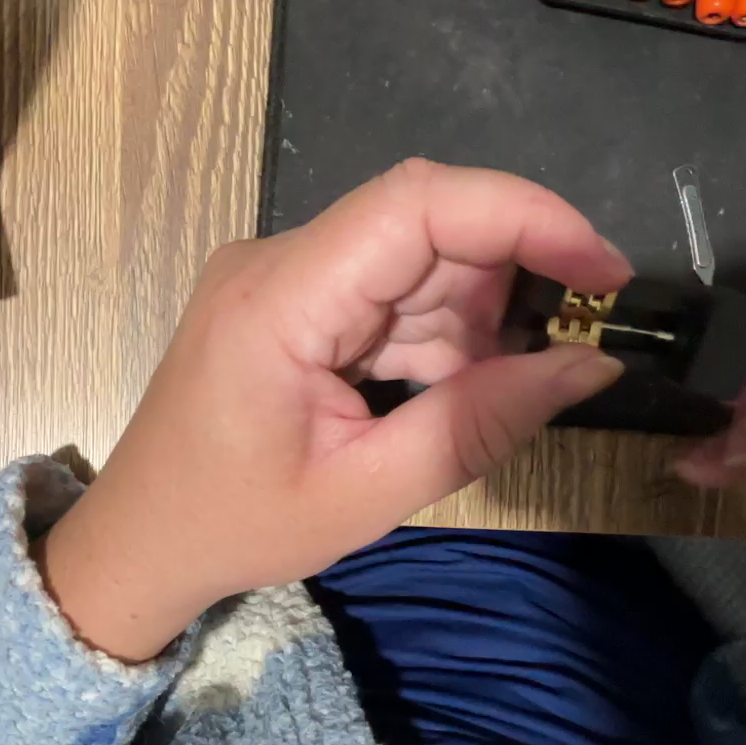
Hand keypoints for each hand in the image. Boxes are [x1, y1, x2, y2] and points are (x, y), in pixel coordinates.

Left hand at [37, 160, 630, 661]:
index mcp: (278, 300)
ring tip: (497, 391)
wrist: (142, 540)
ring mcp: (276, 279)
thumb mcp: (364, 493)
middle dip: (506, 280)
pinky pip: (378, 295)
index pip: (415, 205)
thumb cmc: (236, 528)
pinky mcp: (284, 303)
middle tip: (563, 350)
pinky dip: (430, 335)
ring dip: (471, 317)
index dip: (523, 215)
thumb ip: (475, 425)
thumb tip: (587, 366)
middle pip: (418, 228)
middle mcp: (274, 264)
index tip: (603, 270)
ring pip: (406, 263)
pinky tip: (451, 386)